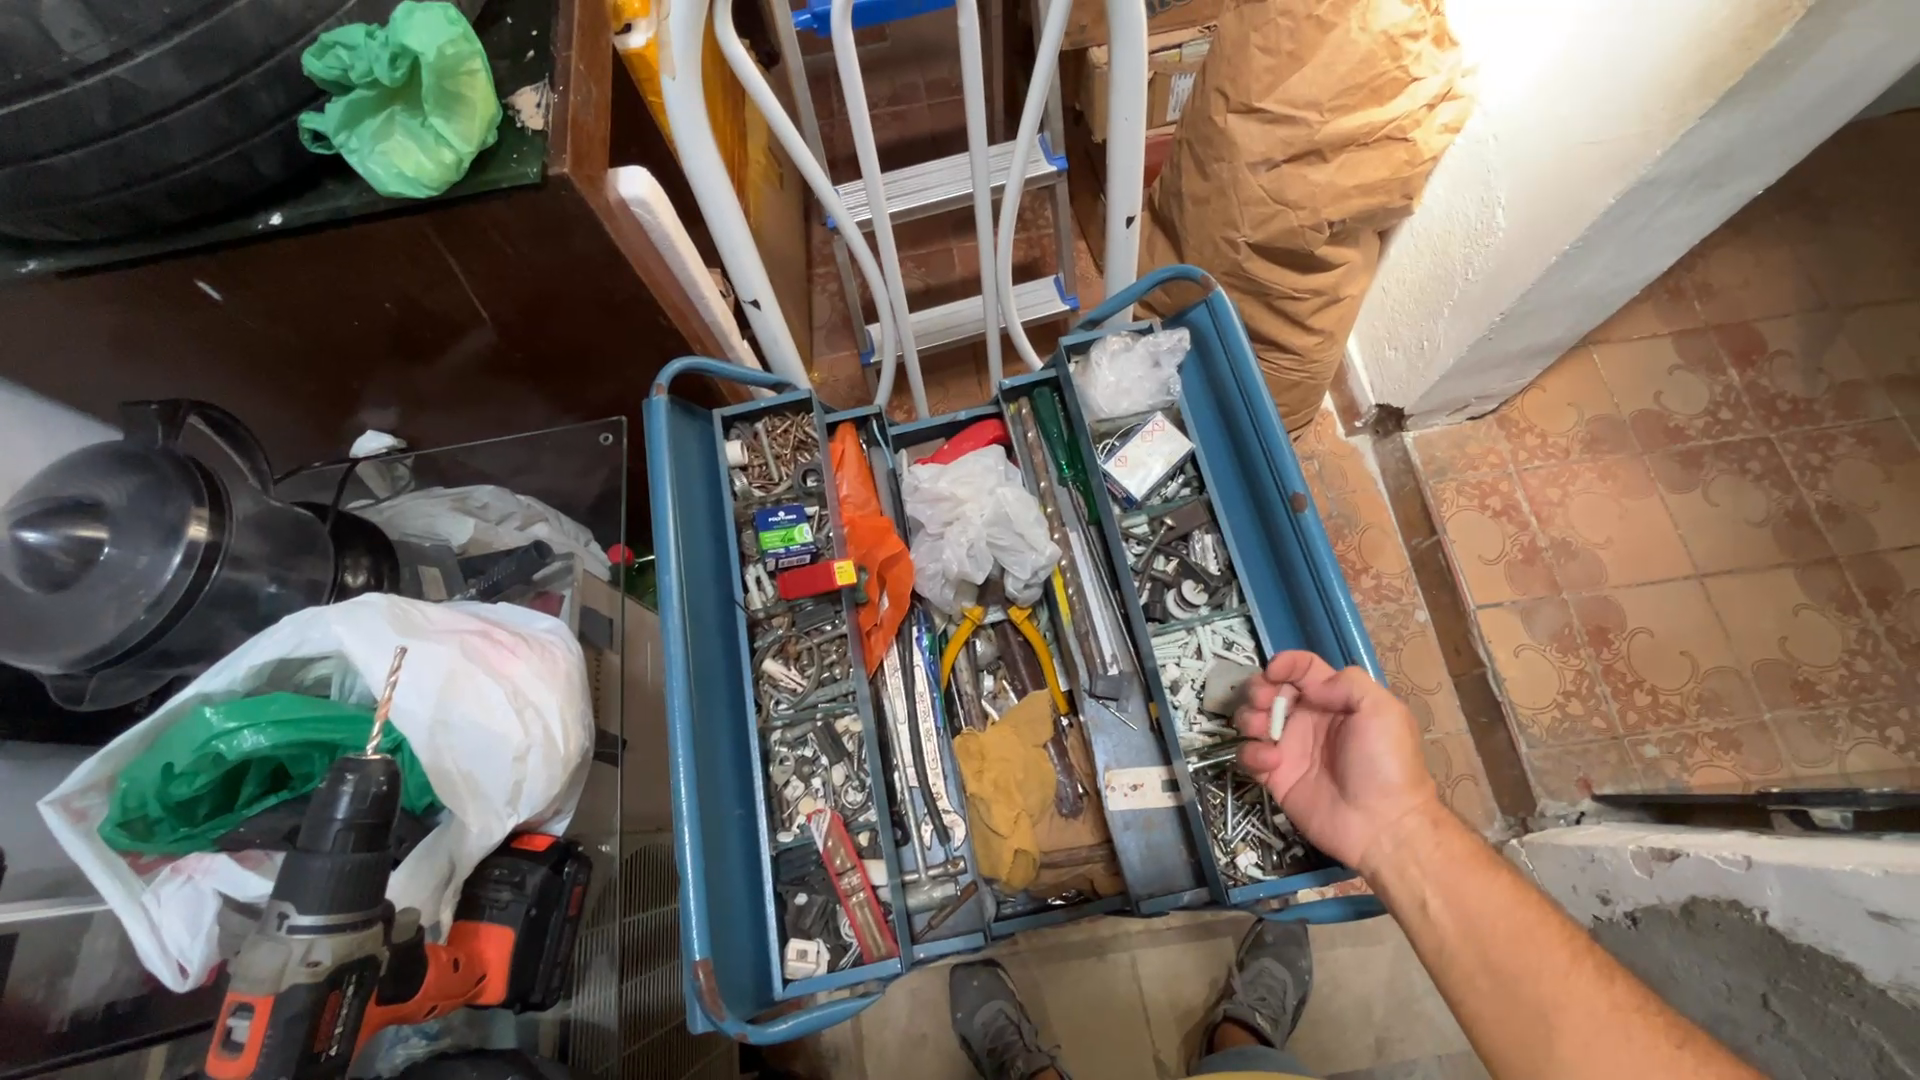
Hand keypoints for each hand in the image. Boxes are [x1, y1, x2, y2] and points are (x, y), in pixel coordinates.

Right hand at [1234, 651, 1441, 874]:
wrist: (1382, 825)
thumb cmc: (1386, 764)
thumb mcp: (1384, 712)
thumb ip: (1348, 684)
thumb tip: (1309, 687)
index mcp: (1333, 701)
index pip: (1302, 669)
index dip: (1285, 663)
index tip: (1273, 672)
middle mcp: (1307, 720)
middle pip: (1268, 690)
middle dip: (1258, 690)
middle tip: (1263, 703)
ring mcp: (1289, 748)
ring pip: (1251, 719)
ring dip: (1248, 718)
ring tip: (1262, 731)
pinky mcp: (1274, 776)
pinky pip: (1248, 756)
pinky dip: (1251, 754)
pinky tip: (1271, 763)